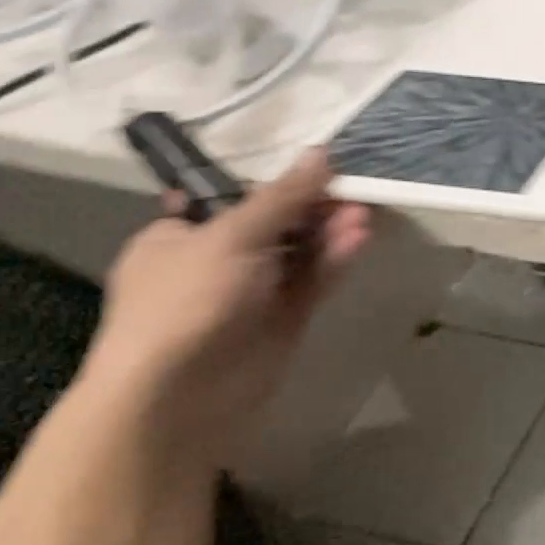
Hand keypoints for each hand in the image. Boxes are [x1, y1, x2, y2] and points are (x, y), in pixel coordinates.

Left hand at [82, 149, 370, 465]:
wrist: (182, 392)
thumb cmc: (188, 302)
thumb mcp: (231, 237)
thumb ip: (282, 197)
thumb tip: (322, 152)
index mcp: (179, 239)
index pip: (233, 201)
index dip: (277, 188)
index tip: (320, 175)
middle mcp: (214, 263)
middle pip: (276, 226)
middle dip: (315, 211)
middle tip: (353, 197)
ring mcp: (251, 294)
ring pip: (301, 254)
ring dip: (331, 234)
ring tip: (365, 217)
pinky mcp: (284, 319)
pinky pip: (314, 282)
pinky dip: (335, 261)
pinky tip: (359, 241)